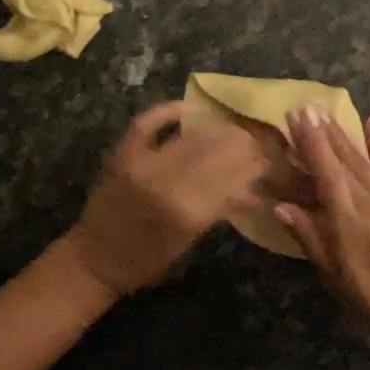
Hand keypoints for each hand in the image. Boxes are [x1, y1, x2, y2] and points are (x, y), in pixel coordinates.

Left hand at [61, 101, 268, 297]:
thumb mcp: (190, 239)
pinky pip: (149, 122)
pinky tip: (191, 109)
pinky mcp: (123, 152)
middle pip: (215, 152)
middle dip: (242, 144)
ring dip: (217, 132)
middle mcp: (167, 182)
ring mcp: (143, 162)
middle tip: (259, 141)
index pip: (232, 178)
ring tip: (235, 130)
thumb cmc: (148, 260)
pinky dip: (169, 111)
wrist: (97, 258)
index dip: (255, 164)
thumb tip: (251, 188)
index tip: (272, 158)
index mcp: (188, 211)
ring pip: (190, 138)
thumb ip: (218, 209)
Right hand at [275, 108, 369, 359]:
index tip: (296, 117)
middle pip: (342, 160)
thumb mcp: (332, 273)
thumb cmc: (368, 298)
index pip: (324, 171)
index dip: (309, 142)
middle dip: (322, 131)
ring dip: (343, 134)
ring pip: (363, 160)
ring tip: (326, 113)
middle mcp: (369, 202)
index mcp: (346, 220)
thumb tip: (279, 204)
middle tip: (305, 106)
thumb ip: (308, 235)